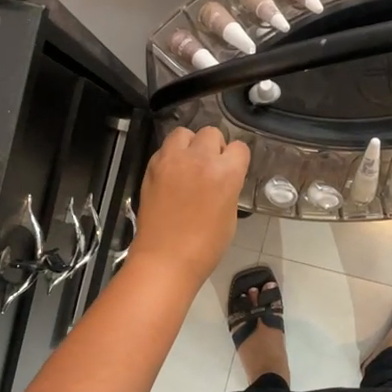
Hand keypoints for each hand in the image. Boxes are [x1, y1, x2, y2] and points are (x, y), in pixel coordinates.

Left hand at [130, 126, 249, 284]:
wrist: (165, 259)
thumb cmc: (205, 246)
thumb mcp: (230, 216)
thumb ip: (228, 188)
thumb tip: (223, 180)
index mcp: (226, 172)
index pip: (239, 147)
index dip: (236, 159)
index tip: (232, 170)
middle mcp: (199, 158)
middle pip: (211, 133)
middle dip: (213, 147)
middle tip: (209, 167)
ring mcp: (172, 160)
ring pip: (184, 133)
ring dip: (189, 144)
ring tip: (188, 164)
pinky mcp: (152, 167)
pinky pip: (164, 149)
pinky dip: (170, 156)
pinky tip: (172, 175)